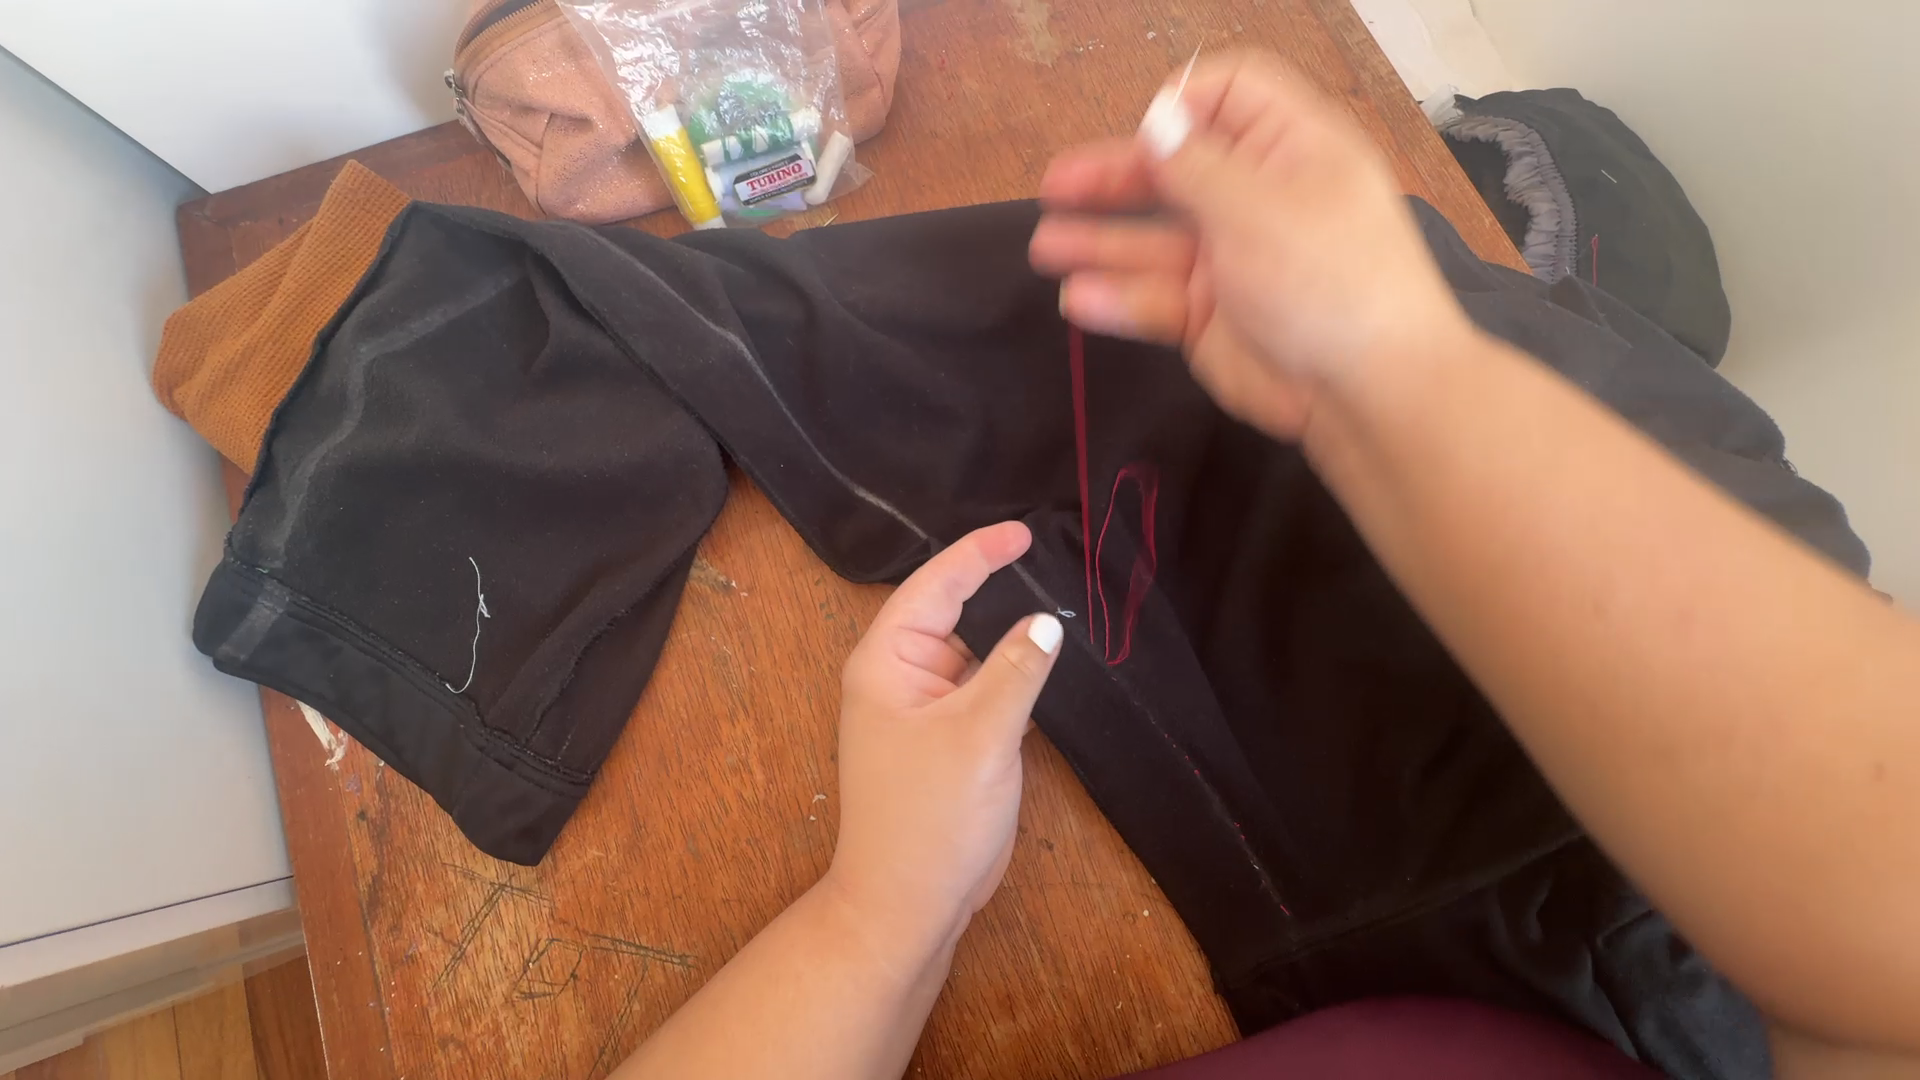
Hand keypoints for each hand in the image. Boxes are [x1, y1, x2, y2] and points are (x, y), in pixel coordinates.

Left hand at [826, 522, 1063, 944]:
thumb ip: (1016, 670)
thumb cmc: (931, 815)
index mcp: (887, 660)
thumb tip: (1047, 619)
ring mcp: (926, 705)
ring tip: (1058, 598)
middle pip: (953, 611)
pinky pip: (983, 683)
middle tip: (1051, 557)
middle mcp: (902, 673)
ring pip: (973, 649)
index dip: (979, 553)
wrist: (910, 904)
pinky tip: (1047, 656)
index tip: (1024, 530)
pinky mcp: (950, 733)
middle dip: (996, 585)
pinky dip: (1013, 668)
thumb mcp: (980, 735)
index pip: (935, 585)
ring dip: (1009, 630)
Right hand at [1029, 50, 1477, 438]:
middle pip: (1171, 174)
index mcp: (1286, 151)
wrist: (1356, 387)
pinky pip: (1153, 301)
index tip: (1144, 130)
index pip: (1230, 97)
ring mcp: (1224, 263)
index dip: (1183, 106)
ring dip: (1098, 243)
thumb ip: (1197, 165)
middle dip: (1113, 178)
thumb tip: (1157, 117)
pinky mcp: (1203, 319)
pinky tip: (1078, 299)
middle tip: (1055, 186)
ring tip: (1045, 247)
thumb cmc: (1325, 277)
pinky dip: (1117, 300)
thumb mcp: (1259, 206)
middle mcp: (1251, 201)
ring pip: (1151, 244)